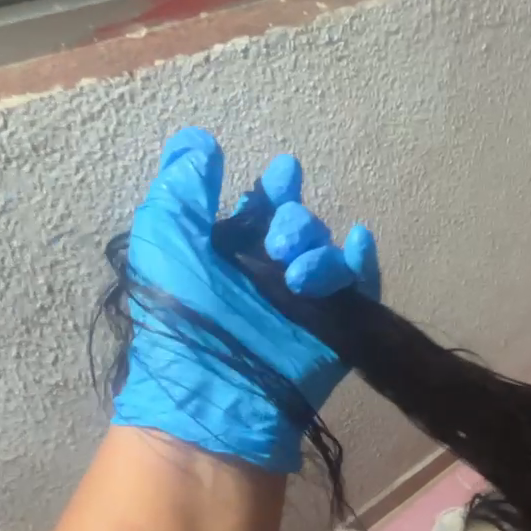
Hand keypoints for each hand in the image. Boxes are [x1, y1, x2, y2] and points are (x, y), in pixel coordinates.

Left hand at [111, 127, 379, 471]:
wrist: (220, 389)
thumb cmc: (182, 313)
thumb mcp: (166, 239)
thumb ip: (182, 187)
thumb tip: (200, 140)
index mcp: (230, 255)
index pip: (261, 211)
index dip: (274, 188)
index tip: (281, 173)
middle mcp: (270, 276)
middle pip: (301, 229)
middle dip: (295, 223)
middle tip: (281, 245)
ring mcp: (306, 304)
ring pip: (330, 256)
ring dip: (319, 251)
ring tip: (299, 273)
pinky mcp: (337, 329)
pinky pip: (362, 289)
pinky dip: (363, 264)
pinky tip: (358, 245)